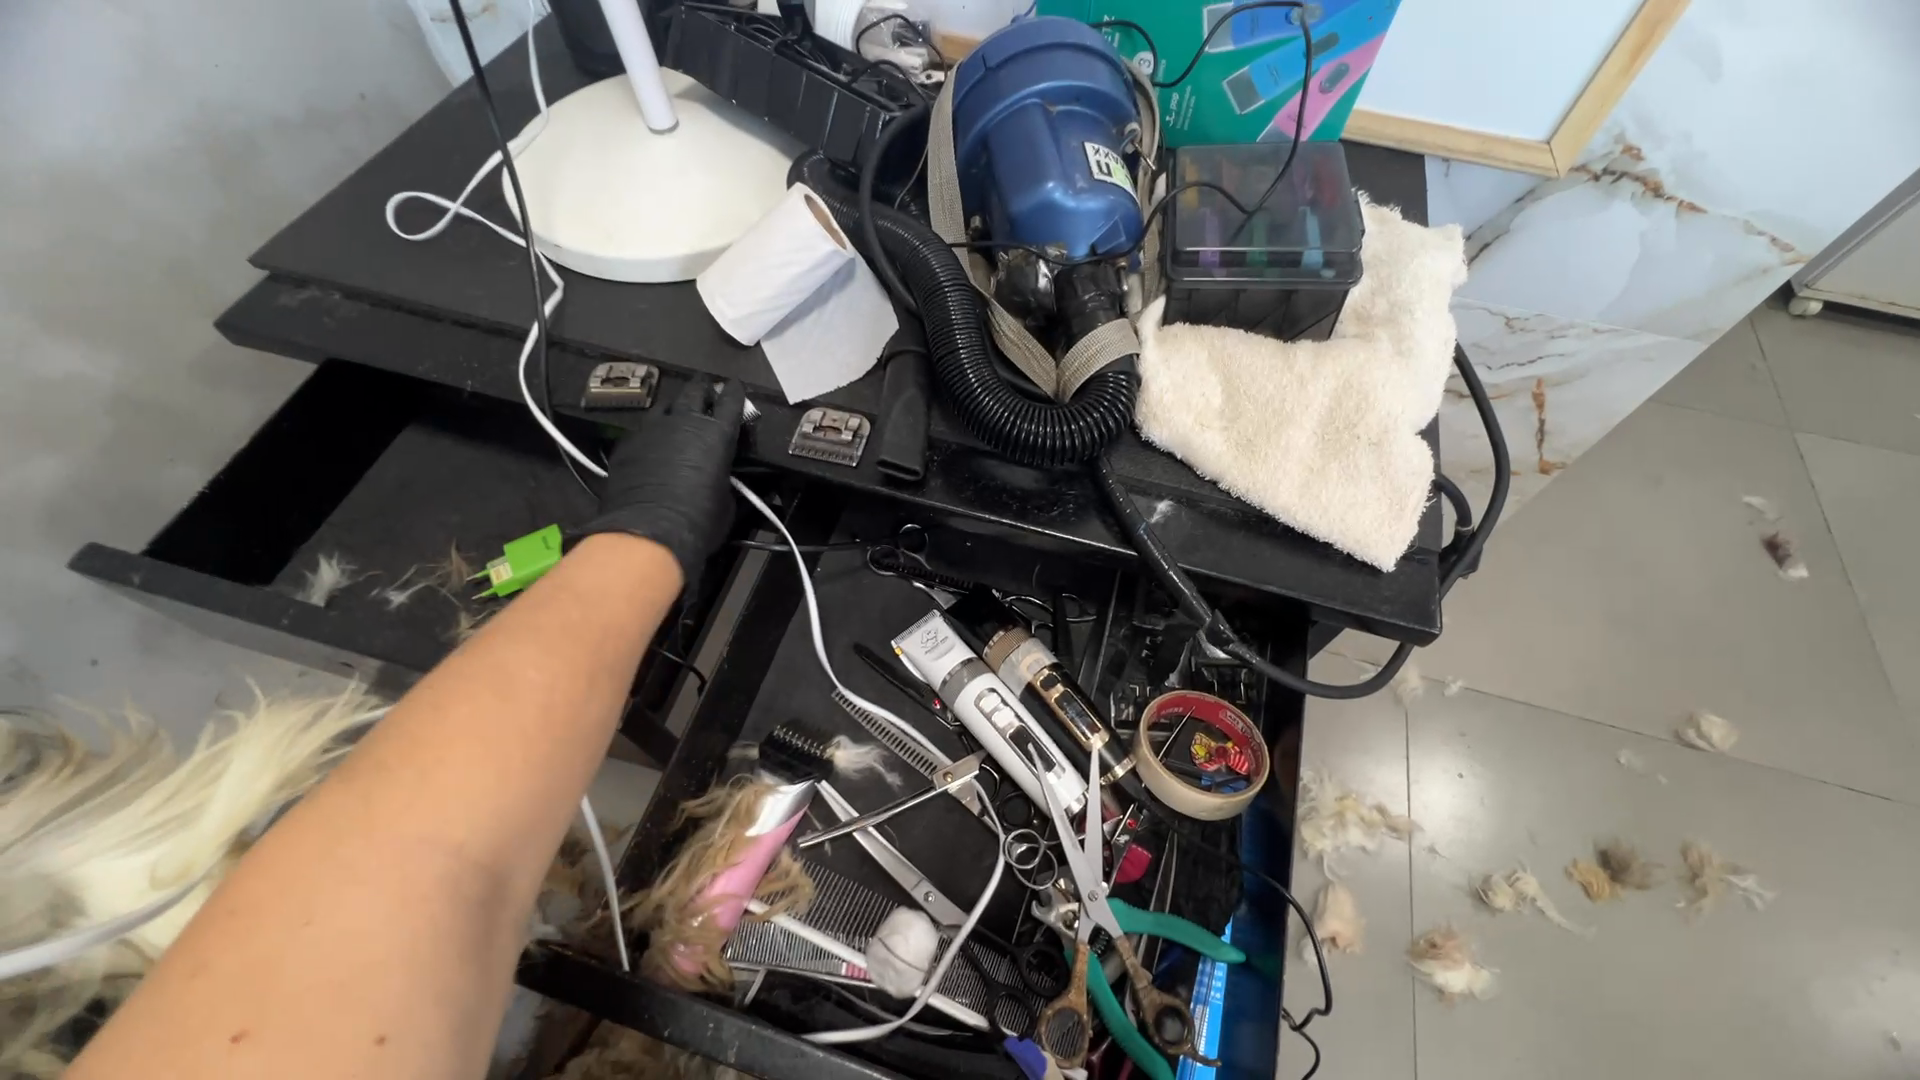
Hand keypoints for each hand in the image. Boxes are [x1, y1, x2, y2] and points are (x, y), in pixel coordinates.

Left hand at [585, 378, 744, 585]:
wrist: (647, 532)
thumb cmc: (699, 520)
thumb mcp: (726, 503)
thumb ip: (724, 481)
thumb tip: (720, 480)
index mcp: (716, 435)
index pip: (730, 402)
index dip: (734, 391)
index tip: (734, 384)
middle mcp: (684, 423)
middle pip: (694, 392)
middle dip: (702, 387)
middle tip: (705, 386)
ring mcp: (651, 430)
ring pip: (664, 406)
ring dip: (674, 406)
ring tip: (676, 410)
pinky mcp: (627, 444)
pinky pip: (643, 429)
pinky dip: (651, 431)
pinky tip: (652, 441)